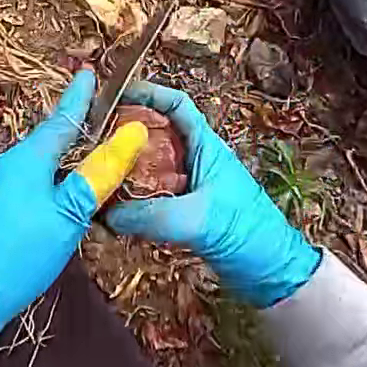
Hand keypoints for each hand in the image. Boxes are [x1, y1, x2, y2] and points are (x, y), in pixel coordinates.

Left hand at [0, 70, 146, 366]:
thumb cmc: (15, 258)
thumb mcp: (66, 220)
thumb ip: (96, 177)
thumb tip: (131, 134)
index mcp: (23, 160)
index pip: (59, 121)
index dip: (77, 99)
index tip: (86, 72)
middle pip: (40, 151)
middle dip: (65, 154)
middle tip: (93, 163)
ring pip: (21, 176)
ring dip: (44, 184)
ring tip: (66, 210)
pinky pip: (3, 194)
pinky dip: (24, 201)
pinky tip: (30, 228)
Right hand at [104, 80, 321, 306]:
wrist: (272, 273)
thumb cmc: (247, 234)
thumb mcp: (198, 220)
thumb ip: (152, 215)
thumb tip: (108, 214)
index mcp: (206, 147)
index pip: (177, 106)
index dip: (149, 93)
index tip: (117, 95)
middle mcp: (194, 158)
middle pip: (156, 130)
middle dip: (125, 129)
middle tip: (94, 134)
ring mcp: (187, 183)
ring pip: (149, 160)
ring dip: (125, 162)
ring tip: (96, 166)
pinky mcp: (182, 206)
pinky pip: (149, 189)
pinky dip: (130, 191)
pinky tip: (111, 201)